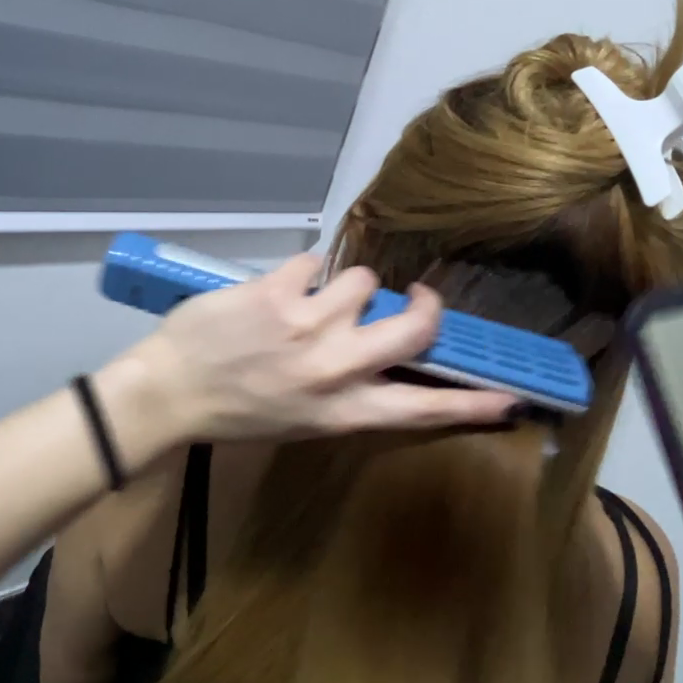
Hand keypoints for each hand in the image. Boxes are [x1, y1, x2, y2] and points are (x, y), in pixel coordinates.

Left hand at [101, 253, 516, 441]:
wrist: (170, 393)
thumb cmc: (235, 413)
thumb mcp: (302, 421)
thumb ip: (346, 392)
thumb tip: (382, 357)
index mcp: (343, 411)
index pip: (421, 409)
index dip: (471, 402)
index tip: (512, 395)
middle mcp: (335, 369)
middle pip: (414, 327)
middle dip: (424, 305)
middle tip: (414, 297)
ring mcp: (308, 326)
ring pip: (362, 281)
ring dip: (344, 287)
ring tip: (311, 301)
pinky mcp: (277, 292)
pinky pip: (314, 262)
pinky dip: (302, 271)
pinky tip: (278, 288)